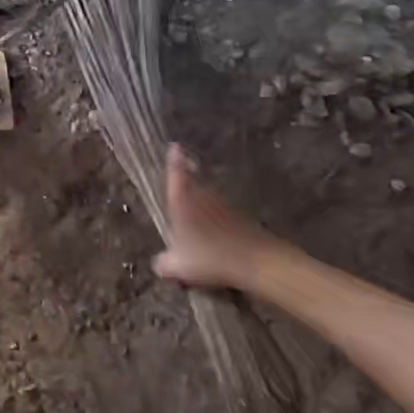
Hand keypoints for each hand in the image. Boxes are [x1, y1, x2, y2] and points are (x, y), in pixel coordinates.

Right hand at [155, 145, 281, 289]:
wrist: (254, 259)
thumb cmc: (210, 258)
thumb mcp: (180, 265)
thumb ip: (165, 262)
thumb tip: (158, 263)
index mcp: (182, 201)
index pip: (176, 173)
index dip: (174, 160)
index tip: (174, 147)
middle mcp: (201, 195)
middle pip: (193, 179)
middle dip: (187, 175)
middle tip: (181, 172)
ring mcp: (221, 202)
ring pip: (207, 193)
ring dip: (201, 195)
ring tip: (193, 204)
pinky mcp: (237, 213)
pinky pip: (219, 207)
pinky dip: (214, 211)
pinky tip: (212, 226)